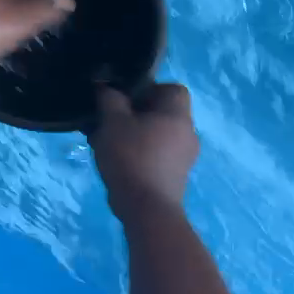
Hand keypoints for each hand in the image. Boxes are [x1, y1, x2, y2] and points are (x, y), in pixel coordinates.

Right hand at [91, 83, 198, 219]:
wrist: (146, 207)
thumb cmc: (131, 156)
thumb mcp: (112, 120)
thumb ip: (109, 97)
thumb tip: (107, 86)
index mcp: (177, 116)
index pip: (174, 89)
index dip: (150, 86)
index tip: (124, 96)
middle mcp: (187, 133)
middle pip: (163, 110)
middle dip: (135, 109)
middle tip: (109, 115)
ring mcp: (184, 155)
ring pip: (157, 130)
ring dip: (133, 128)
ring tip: (106, 136)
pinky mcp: (175, 173)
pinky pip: (157, 149)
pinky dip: (139, 147)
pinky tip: (115, 154)